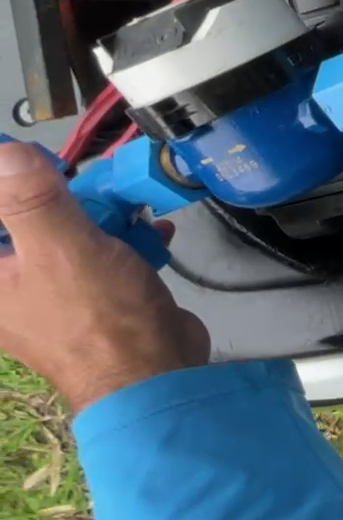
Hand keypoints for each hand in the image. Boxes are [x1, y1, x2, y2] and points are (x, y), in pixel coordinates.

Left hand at [0, 143, 207, 411]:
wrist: (148, 364)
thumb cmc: (97, 311)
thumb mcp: (65, 248)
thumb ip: (31, 201)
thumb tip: (6, 154)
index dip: (12, 186)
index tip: (45, 166)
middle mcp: (1, 282)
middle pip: (22, 222)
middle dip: (67, 199)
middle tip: (104, 192)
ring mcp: (39, 290)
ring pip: (61, 232)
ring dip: (103, 216)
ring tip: (136, 213)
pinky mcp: (81, 293)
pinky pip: (90, 252)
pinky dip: (120, 239)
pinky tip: (150, 235)